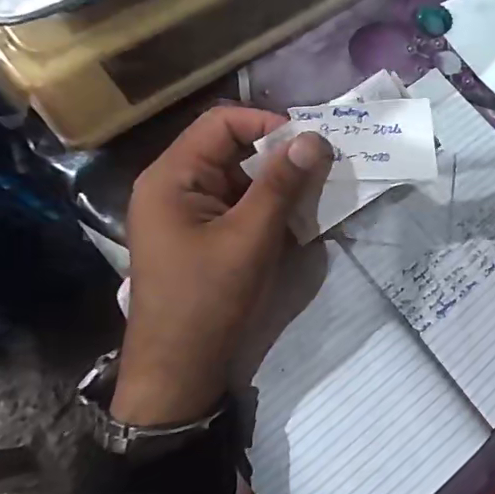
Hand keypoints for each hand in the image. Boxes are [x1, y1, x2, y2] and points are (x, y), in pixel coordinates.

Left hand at [115, 107, 332, 424]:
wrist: (178, 370)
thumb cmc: (208, 299)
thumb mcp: (250, 238)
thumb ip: (282, 185)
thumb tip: (314, 139)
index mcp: (172, 177)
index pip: (221, 123)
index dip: (268, 124)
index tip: (311, 145)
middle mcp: (174, 186)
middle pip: (231, 149)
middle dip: (278, 156)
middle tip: (322, 170)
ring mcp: (187, 214)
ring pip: (239, 180)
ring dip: (278, 185)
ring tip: (316, 196)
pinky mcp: (201, 237)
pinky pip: (238, 208)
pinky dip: (267, 209)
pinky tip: (296, 222)